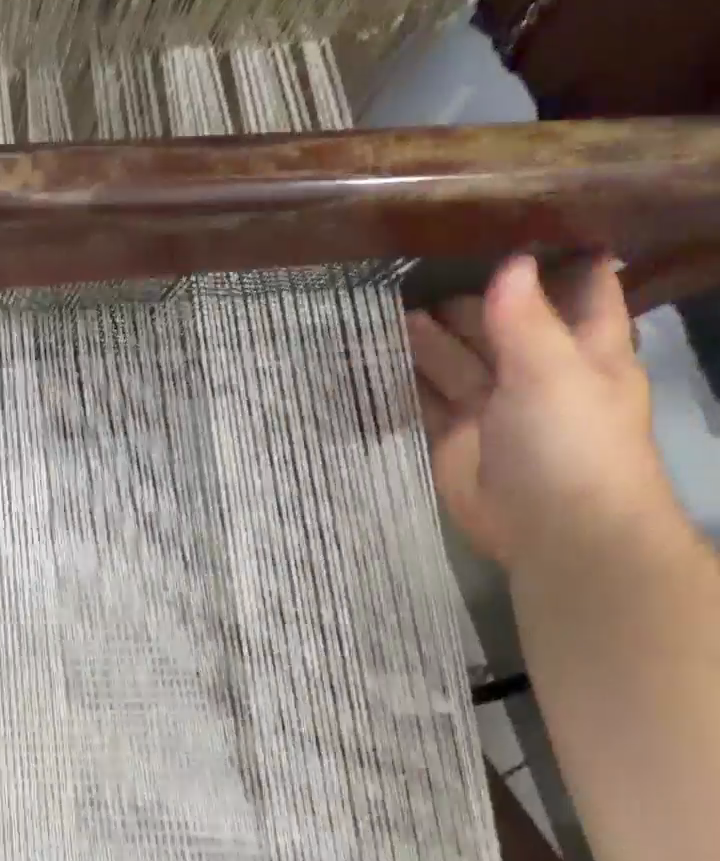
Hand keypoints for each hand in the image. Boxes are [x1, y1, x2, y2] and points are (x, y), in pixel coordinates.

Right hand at [409, 256, 672, 570]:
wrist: (553, 527)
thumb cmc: (573, 443)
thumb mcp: (554, 373)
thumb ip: (525, 321)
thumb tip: (510, 264)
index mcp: (583, 352)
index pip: (579, 295)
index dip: (558, 266)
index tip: (520, 232)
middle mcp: (537, 375)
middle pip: (502, 327)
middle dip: (471, 302)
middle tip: (422, 271)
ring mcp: (492, 408)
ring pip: (456, 362)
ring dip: (428, 338)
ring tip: (390, 308)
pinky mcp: (453, 438)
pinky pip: (425, 400)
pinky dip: (402, 379)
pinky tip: (377, 356)